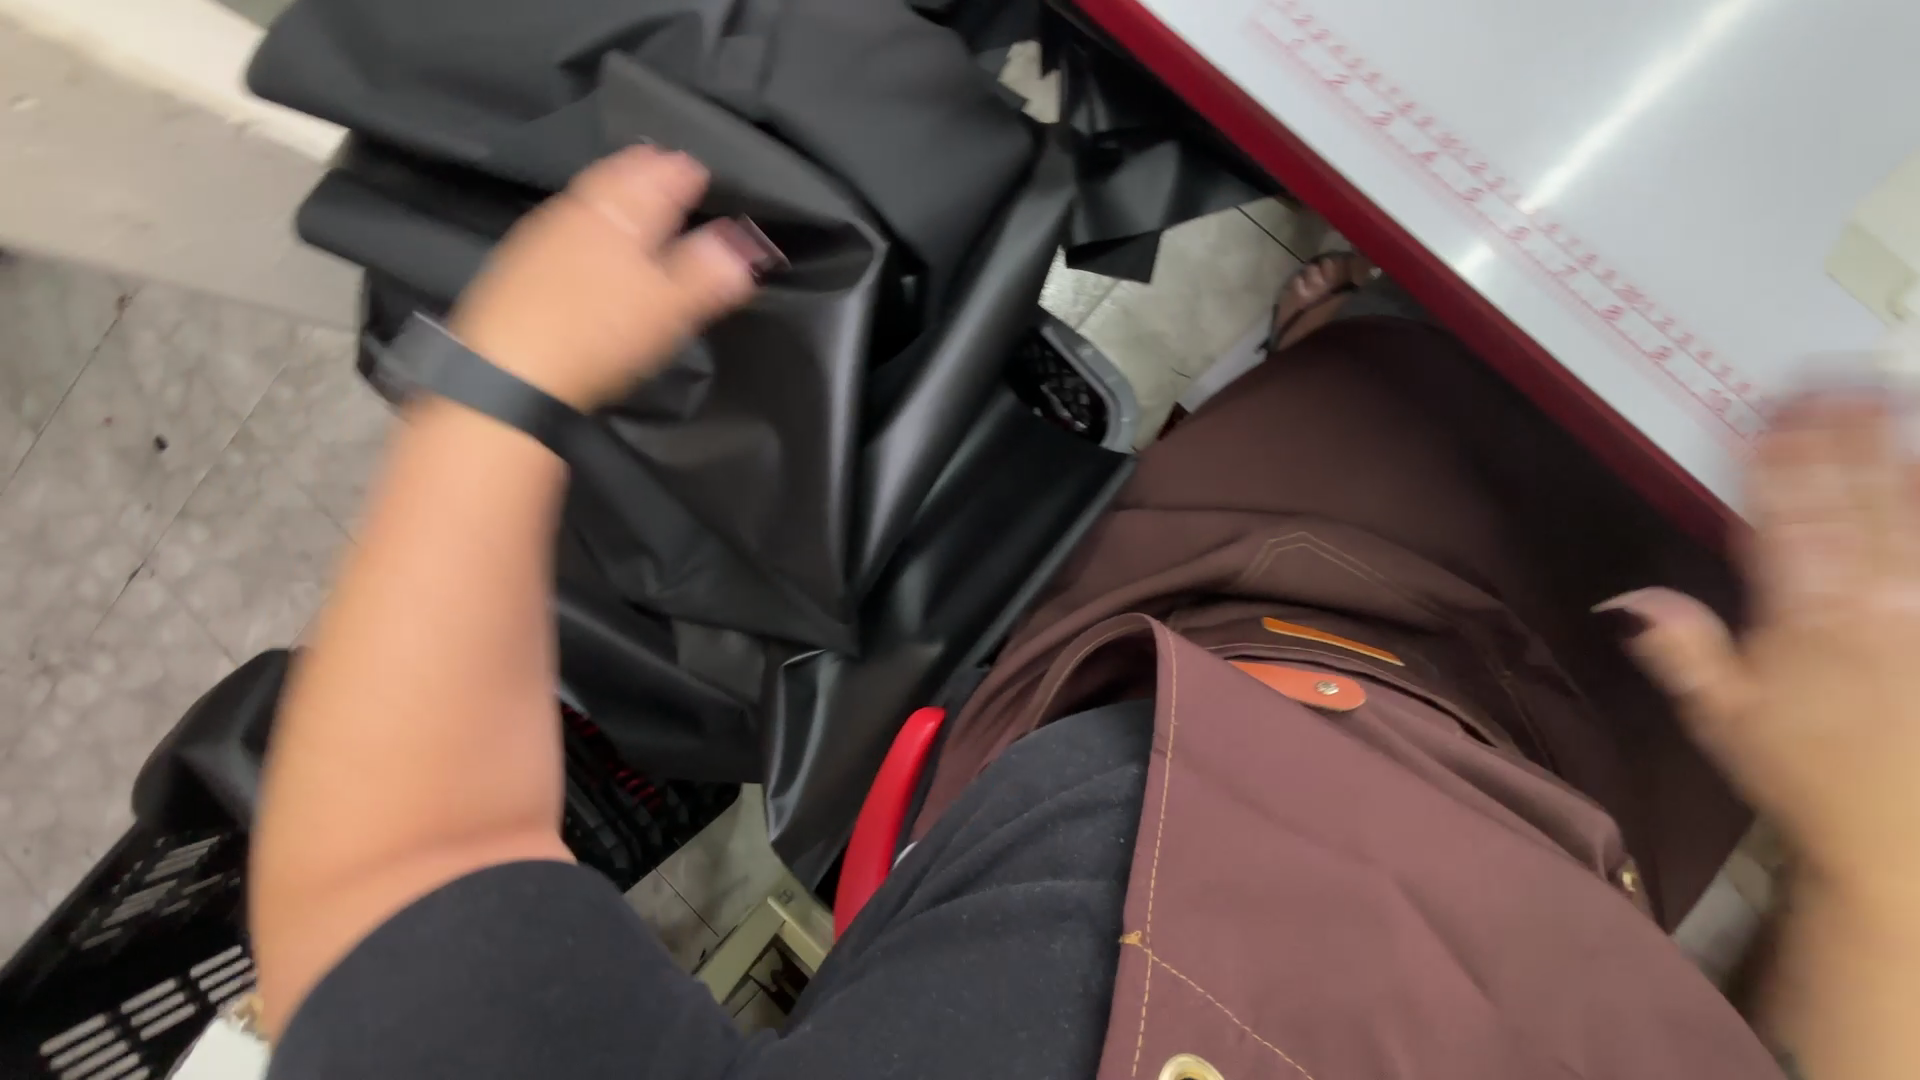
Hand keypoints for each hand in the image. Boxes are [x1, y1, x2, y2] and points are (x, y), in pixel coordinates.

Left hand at [448, 145, 767, 409]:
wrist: (508, 372)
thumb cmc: (598, 335)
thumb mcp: (668, 309)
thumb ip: (709, 274)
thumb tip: (750, 245)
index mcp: (620, 217)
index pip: (660, 180)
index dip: (684, 174)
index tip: (701, 170)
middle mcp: (580, 214)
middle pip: (618, 180)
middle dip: (646, 172)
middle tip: (666, 166)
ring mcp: (544, 236)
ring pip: (590, 199)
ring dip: (616, 192)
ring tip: (633, 191)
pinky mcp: (521, 264)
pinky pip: (566, 223)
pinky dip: (589, 219)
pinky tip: (590, 234)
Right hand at [1601, 392, 1919, 906]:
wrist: (1909, 837)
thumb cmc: (1805, 773)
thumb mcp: (1722, 717)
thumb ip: (1683, 651)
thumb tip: (1634, 597)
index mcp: (1808, 621)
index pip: (1788, 523)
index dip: (1779, 464)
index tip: (1774, 414)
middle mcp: (1878, 605)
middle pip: (1856, 505)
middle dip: (1843, 439)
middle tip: (1835, 381)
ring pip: (1914, 520)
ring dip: (1896, 460)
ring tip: (1888, 404)